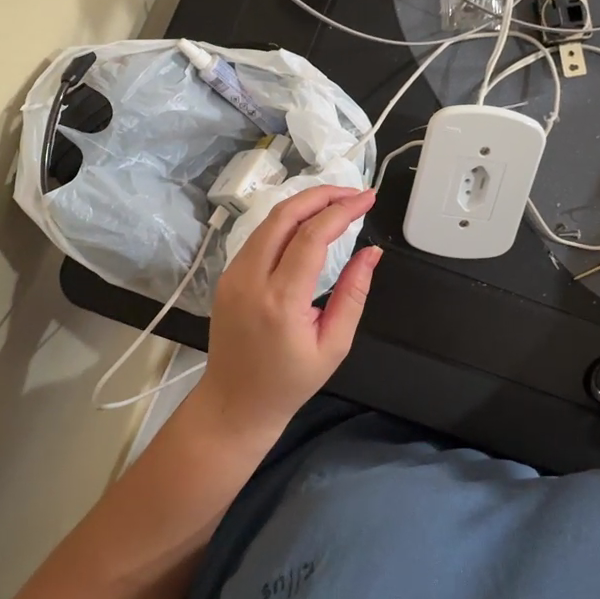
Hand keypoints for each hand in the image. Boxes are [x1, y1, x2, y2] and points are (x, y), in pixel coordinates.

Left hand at [201, 185, 381, 436]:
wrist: (233, 404)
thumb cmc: (289, 383)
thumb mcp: (334, 345)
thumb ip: (354, 294)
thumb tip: (372, 252)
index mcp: (280, 301)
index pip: (312, 236)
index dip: (342, 210)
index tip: (368, 199)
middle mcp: (250, 280)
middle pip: (284, 216)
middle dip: (322, 195)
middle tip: (354, 193)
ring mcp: (233, 276)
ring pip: (268, 221)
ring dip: (304, 205)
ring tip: (337, 203)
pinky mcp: (227, 277)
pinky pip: (259, 237)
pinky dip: (287, 221)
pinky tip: (309, 223)